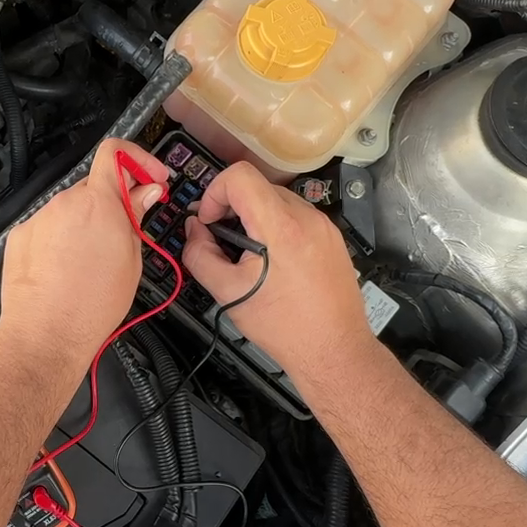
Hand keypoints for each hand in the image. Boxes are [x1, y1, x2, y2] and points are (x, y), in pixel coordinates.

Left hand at [0, 139, 166, 372]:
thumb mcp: (130, 259)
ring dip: (83, 224)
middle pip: (94, 187)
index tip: (148, 176)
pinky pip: (47, 227)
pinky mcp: (21, 234)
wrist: (46, 333)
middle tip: (124, 231)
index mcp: (100, 202)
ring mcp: (40, 217)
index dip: (136, 159)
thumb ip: (135, 216)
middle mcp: (66, 202)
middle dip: (111, 203)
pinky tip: (64, 268)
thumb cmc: (91, 306)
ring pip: (70, 209)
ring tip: (90, 261)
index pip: (115, 152)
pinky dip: (59, 239)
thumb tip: (145, 192)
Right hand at [182, 163, 373, 373]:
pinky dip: (275, 228)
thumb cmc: (286, 327)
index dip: (215, 193)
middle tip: (224, 241)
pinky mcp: (331, 237)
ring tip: (250, 256)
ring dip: (254, 218)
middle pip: (257, 187)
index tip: (210, 219)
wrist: (333, 350)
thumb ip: (200, 255)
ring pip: (275, 200)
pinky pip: (295, 216)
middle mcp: (307, 219)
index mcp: (281, 228)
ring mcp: (323, 226)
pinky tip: (272, 262)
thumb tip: (194, 231)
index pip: (240, 176)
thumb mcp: (228, 292)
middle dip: (232, 209)